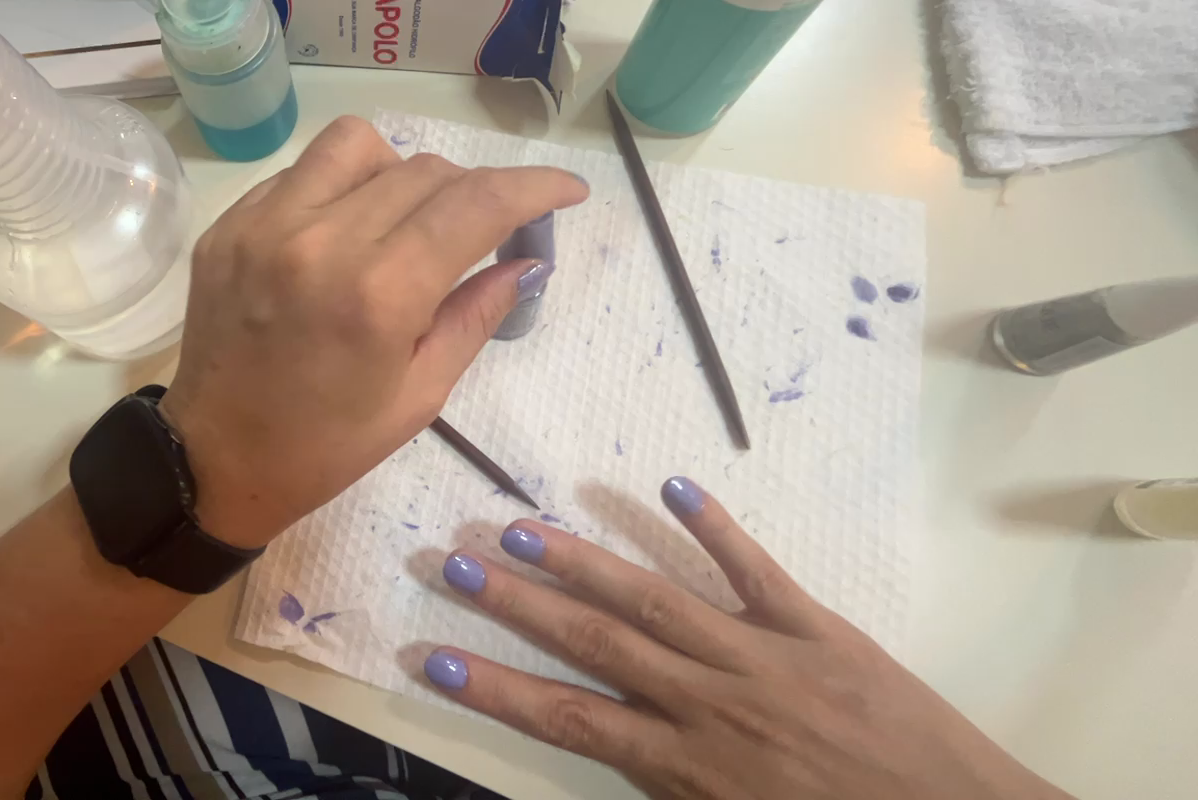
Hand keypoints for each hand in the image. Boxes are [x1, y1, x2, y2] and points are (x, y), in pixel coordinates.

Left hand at [161, 116, 587, 548]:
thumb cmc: (326, 444)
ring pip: (355, 144)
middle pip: (423, 170)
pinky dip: (335, 188)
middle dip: (471, 191)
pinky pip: (298, 173)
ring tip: (400, 219)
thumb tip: (529, 257)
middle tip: (479, 230)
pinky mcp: (227, 226)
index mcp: (376, 295)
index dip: (533, 186)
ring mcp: (261, 226)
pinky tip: (337, 233)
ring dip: (398, 170)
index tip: (565, 190)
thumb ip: (477, 314)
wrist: (216, 456)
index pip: (474, 204)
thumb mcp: (419, 394)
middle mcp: (317, 241)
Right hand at [425, 477, 1074, 799]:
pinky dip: (714, 528)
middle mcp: (710, 703)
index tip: (434, 657)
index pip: (567, 718)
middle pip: (594, 642)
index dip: (495, 687)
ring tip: (522, 526)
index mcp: (688, 765)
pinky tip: (671, 482)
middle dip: (517, 603)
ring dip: (584, 560)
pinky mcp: (817, 628)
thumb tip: (593, 738)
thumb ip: (662, 788)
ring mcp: (762, 656)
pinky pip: (757, 572)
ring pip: (654, 598)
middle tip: (457, 562)